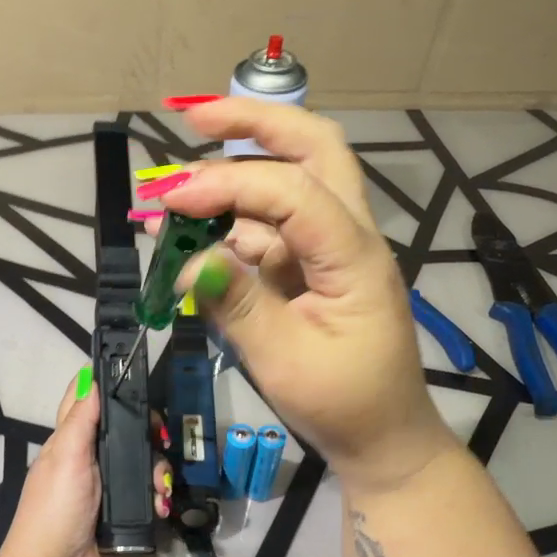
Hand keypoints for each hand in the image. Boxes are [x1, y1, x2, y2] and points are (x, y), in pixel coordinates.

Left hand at [0, 369, 169, 556]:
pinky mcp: (122, 512)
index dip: (108, 387)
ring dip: (158, 473)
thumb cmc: (54, 507)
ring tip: (160, 488)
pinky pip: (147, 495)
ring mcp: (107, 487)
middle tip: (162, 440)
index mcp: (70, 441)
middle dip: (149, 436)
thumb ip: (80, 419)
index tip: (136, 379)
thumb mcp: (66, 456)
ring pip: (143, 464)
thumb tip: (91, 378)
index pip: (88, 402)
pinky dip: (157, 498)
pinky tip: (160, 506)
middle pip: (127, 432)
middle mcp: (89, 459)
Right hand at [156, 98, 461, 495]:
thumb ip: (237, 305)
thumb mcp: (286, 361)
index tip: (172, 201)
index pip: (293, 192)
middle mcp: (347, 235)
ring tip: (175, 194)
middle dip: (254, 123)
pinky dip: (229, 225)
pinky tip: (190, 241)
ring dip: (234, 177)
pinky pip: (268, 231)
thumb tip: (187, 262)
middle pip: (313, 150)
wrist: (384, 439)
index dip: (229, 185)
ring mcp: (329, 249)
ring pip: (289, 184)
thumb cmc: (345, 404)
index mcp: (353, 254)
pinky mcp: (310, 269)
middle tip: (193, 117)